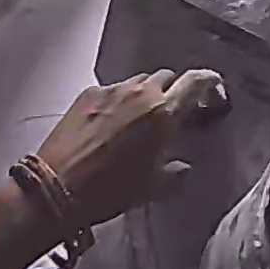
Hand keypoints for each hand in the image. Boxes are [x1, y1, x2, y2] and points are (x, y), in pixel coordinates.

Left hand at [33, 69, 227, 228]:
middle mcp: (142, 93)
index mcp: (164, 112)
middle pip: (167, 77)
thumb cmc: (110, 191)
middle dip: (173, 91)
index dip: (209, 81)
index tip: (214, 86)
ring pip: (140, 81)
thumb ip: (174, 174)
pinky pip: (113, 89)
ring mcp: (113, 89)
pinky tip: (109, 122)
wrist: (55, 190)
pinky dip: (119, 100)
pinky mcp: (89, 93)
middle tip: (169, 112)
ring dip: (145, 94)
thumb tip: (184, 169)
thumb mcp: (151, 188)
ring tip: (138, 116)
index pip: (196, 81)